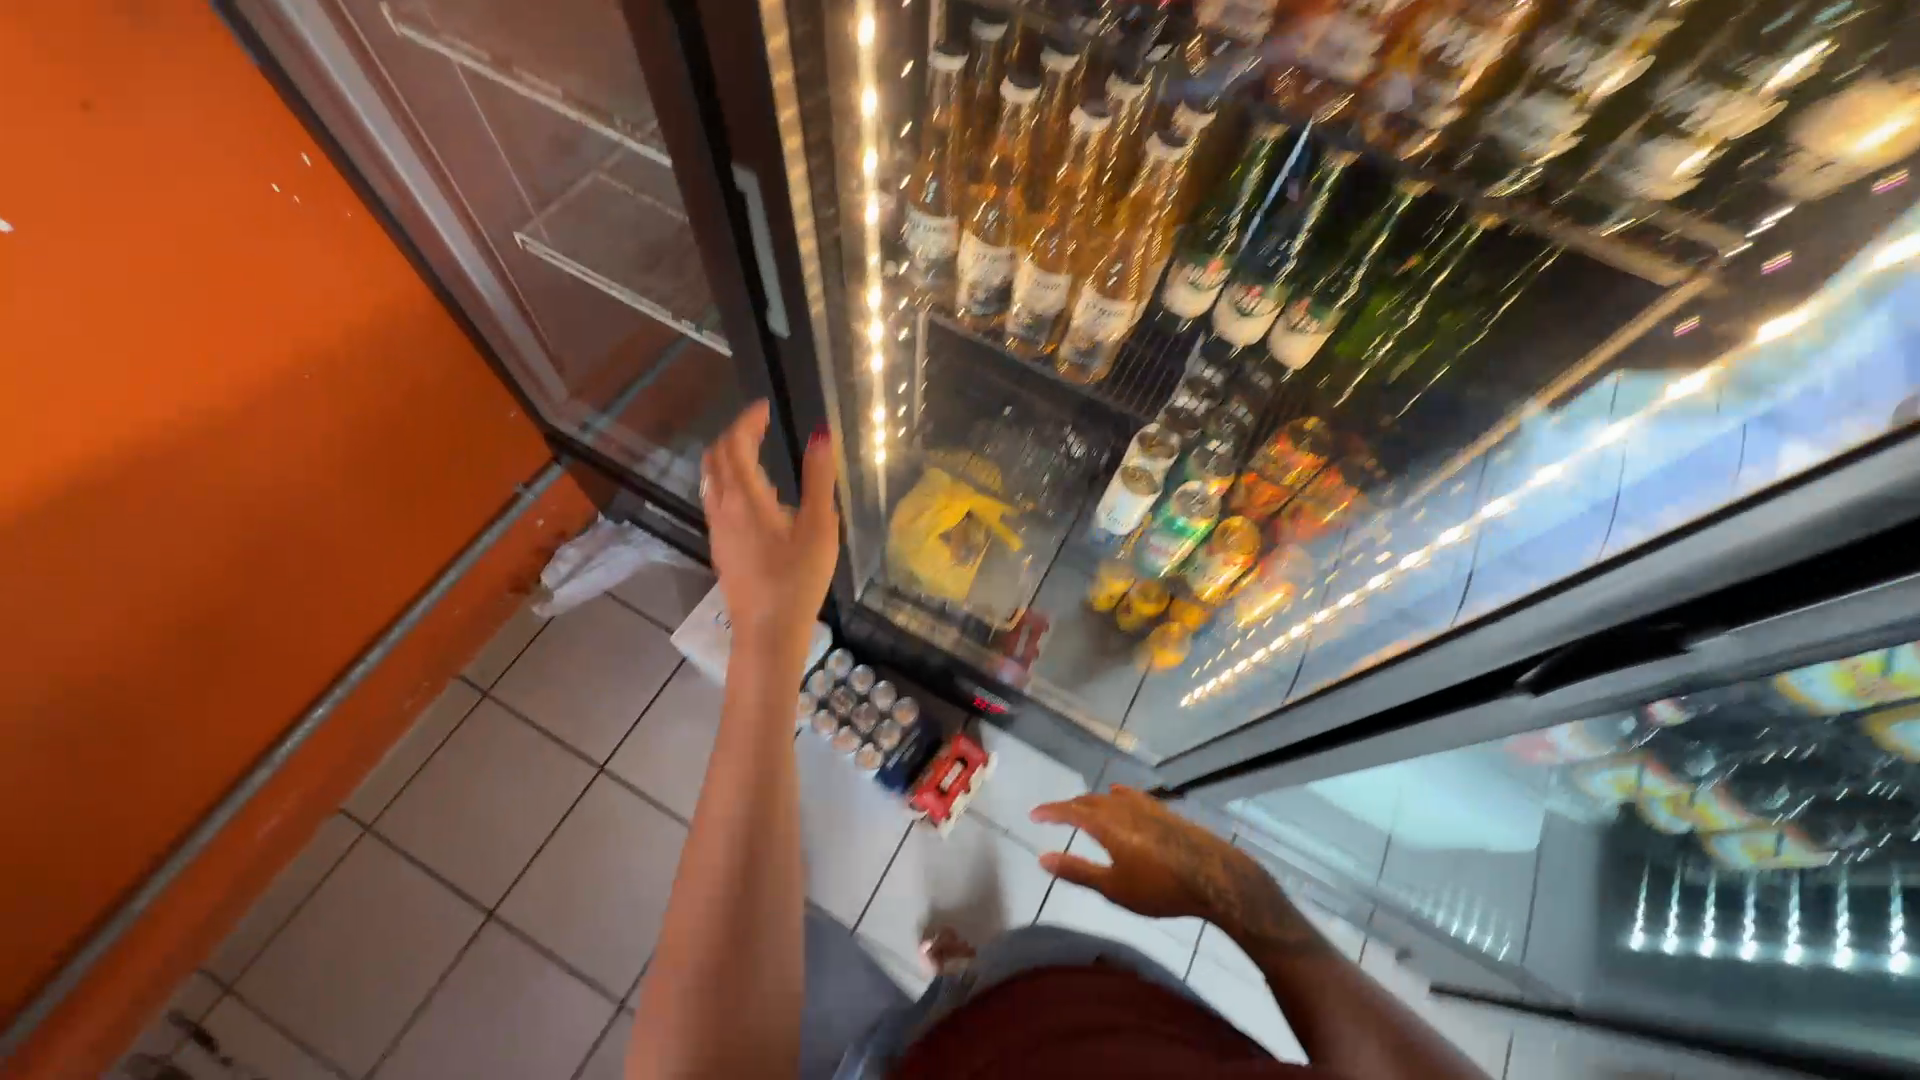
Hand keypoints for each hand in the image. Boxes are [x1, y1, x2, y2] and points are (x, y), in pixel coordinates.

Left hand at [700, 401, 837, 651]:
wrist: (767, 631)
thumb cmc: (798, 579)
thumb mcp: (819, 527)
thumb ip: (819, 478)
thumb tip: (821, 434)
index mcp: (745, 497)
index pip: (735, 444)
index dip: (747, 421)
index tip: (763, 407)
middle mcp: (722, 508)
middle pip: (715, 458)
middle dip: (734, 436)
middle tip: (760, 426)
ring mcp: (717, 529)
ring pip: (711, 480)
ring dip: (728, 458)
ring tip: (757, 454)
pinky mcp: (720, 547)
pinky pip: (716, 500)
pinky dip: (729, 482)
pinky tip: (756, 497)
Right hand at [1031, 787, 1292, 938]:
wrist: (1216, 879)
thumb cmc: (1161, 888)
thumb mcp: (1114, 888)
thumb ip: (1078, 872)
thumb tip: (1042, 858)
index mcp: (1108, 825)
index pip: (1072, 812)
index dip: (1051, 811)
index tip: (1034, 814)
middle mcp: (1125, 809)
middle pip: (1091, 801)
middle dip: (1070, 806)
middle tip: (1055, 814)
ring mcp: (1148, 808)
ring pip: (1112, 798)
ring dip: (1094, 801)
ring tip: (1084, 805)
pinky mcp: (1167, 813)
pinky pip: (1133, 797)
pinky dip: (1118, 796)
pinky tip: (1122, 796)